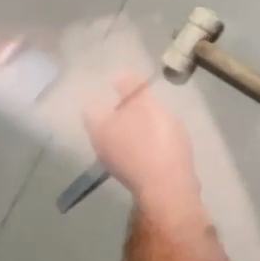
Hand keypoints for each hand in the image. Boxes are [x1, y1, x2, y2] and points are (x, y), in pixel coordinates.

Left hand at [84, 72, 202, 229]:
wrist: (168, 186)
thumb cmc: (156, 141)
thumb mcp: (148, 107)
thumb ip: (132, 89)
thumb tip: (116, 74)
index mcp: (99, 127)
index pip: (91, 105)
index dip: (103, 93)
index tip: (120, 86)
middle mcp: (99, 146)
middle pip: (104, 123)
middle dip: (119, 111)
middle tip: (140, 100)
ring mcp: (114, 163)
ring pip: (117, 137)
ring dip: (131, 127)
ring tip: (153, 119)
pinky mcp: (131, 174)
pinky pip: (131, 151)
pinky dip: (140, 142)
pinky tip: (158, 140)